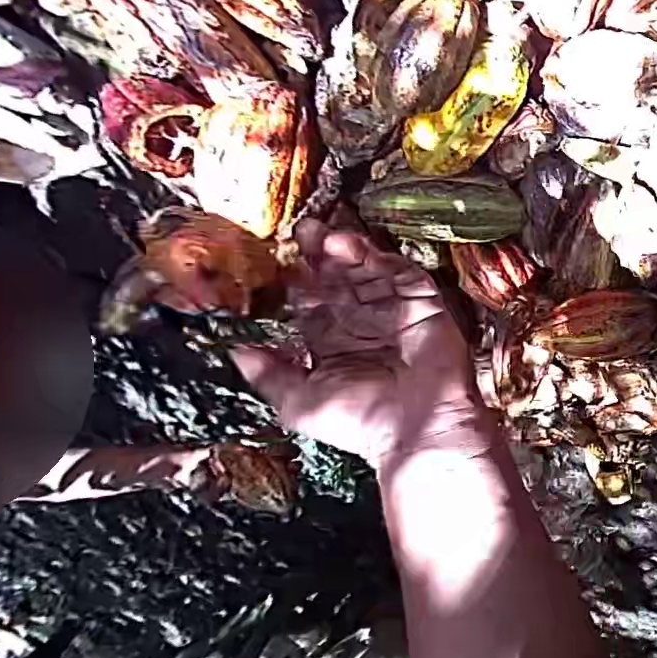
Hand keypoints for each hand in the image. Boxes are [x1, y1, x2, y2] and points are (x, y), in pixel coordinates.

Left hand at [231, 221, 485, 466]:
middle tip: (298, 230)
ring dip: (344, 251)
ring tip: (317, 231)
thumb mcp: (298, 402)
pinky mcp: (425, 305)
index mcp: (336, 344)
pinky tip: (349, 245)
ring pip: (368, 272)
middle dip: (318, 257)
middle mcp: (365, 323)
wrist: (418, 427)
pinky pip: (402, 275)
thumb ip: (268, 374)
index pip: (313, 303)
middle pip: (339, 280)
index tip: (272, 258)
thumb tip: (231, 350)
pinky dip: (378, 258)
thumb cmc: (360, 422)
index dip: (295, 280)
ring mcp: (396, 312)